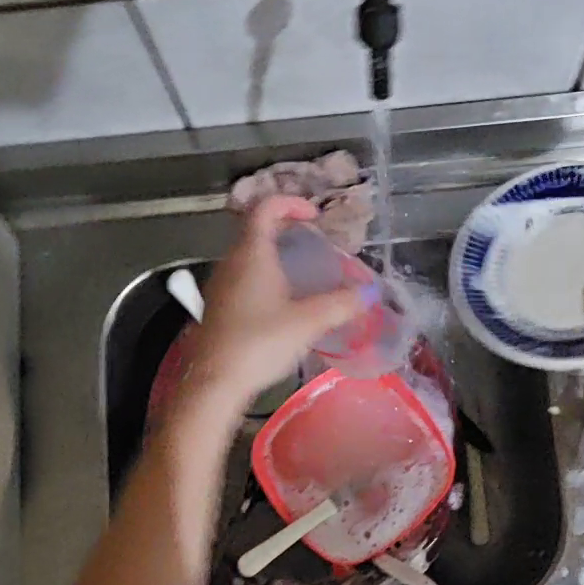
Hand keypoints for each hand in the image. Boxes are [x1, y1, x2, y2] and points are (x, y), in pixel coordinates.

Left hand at [189, 195, 372, 410]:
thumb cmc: (260, 342)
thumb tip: (369, 293)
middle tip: (313, 244)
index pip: (266, 207)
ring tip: (301, 276)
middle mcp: (231, 262)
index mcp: (252, 253)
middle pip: (256, 230)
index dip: (291, 203)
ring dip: (274, 257)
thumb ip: (340, 304)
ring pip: (248, 257)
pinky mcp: (217, 308)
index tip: (314, 218)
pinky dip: (264, 279)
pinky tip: (281, 306)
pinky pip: (243, 280)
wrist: (214, 381)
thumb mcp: (307, 322)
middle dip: (285, 230)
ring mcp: (220, 285)